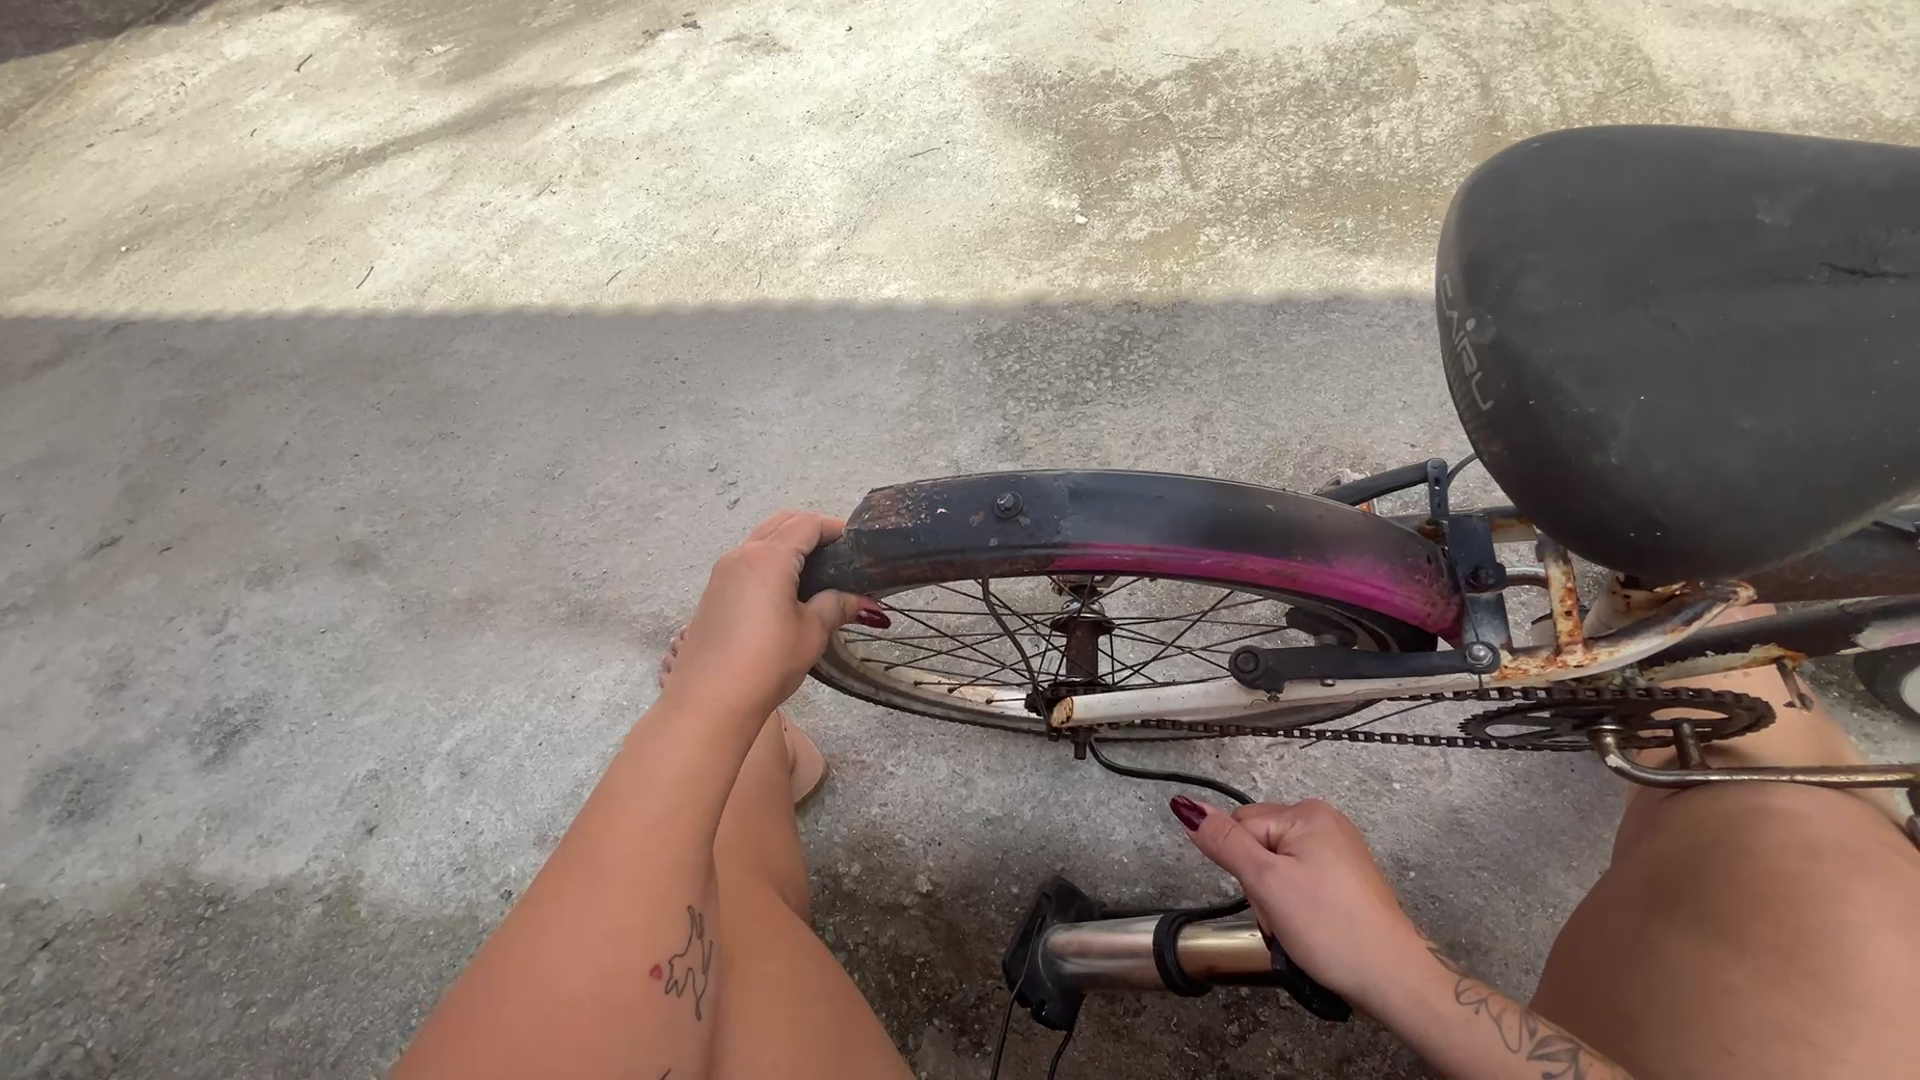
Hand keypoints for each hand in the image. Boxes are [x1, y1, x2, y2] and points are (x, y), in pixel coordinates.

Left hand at [658, 511, 877, 722]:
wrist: (708, 702)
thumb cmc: (766, 663)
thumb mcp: (811, 632)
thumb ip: (837, 605)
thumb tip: (865, 600)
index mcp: (768, 558)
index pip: (806, 524)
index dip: (835, 527)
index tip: (858, 543)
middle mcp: (741, 555)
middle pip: (781, 524)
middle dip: (811, 529)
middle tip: (840, 552)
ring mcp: (722, 573)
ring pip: (761, 540)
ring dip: (789, 544)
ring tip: (818, 571)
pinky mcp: (714, 593)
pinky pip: (747, 562)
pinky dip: (771, 562)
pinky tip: (788, 590)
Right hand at [1171, 796, 1428, 1009]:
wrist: (1395, 980)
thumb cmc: (1330, 928)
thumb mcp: (1266, 882)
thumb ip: (1223, 842)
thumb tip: (1184, 805)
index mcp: (1306, 812)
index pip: (1240, 827)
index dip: (1242, 868)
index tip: (1266, 899)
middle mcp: (1324, 820)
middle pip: (1258, 844)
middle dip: (1259, 884)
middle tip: (1281, 917)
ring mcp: (1339, 849)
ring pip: (1276, 867)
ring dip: (1275, 898)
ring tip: (1297, 927)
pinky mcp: (1347, 877)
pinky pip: (1300, 879)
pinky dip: (1296, 903)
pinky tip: (1310, 926)